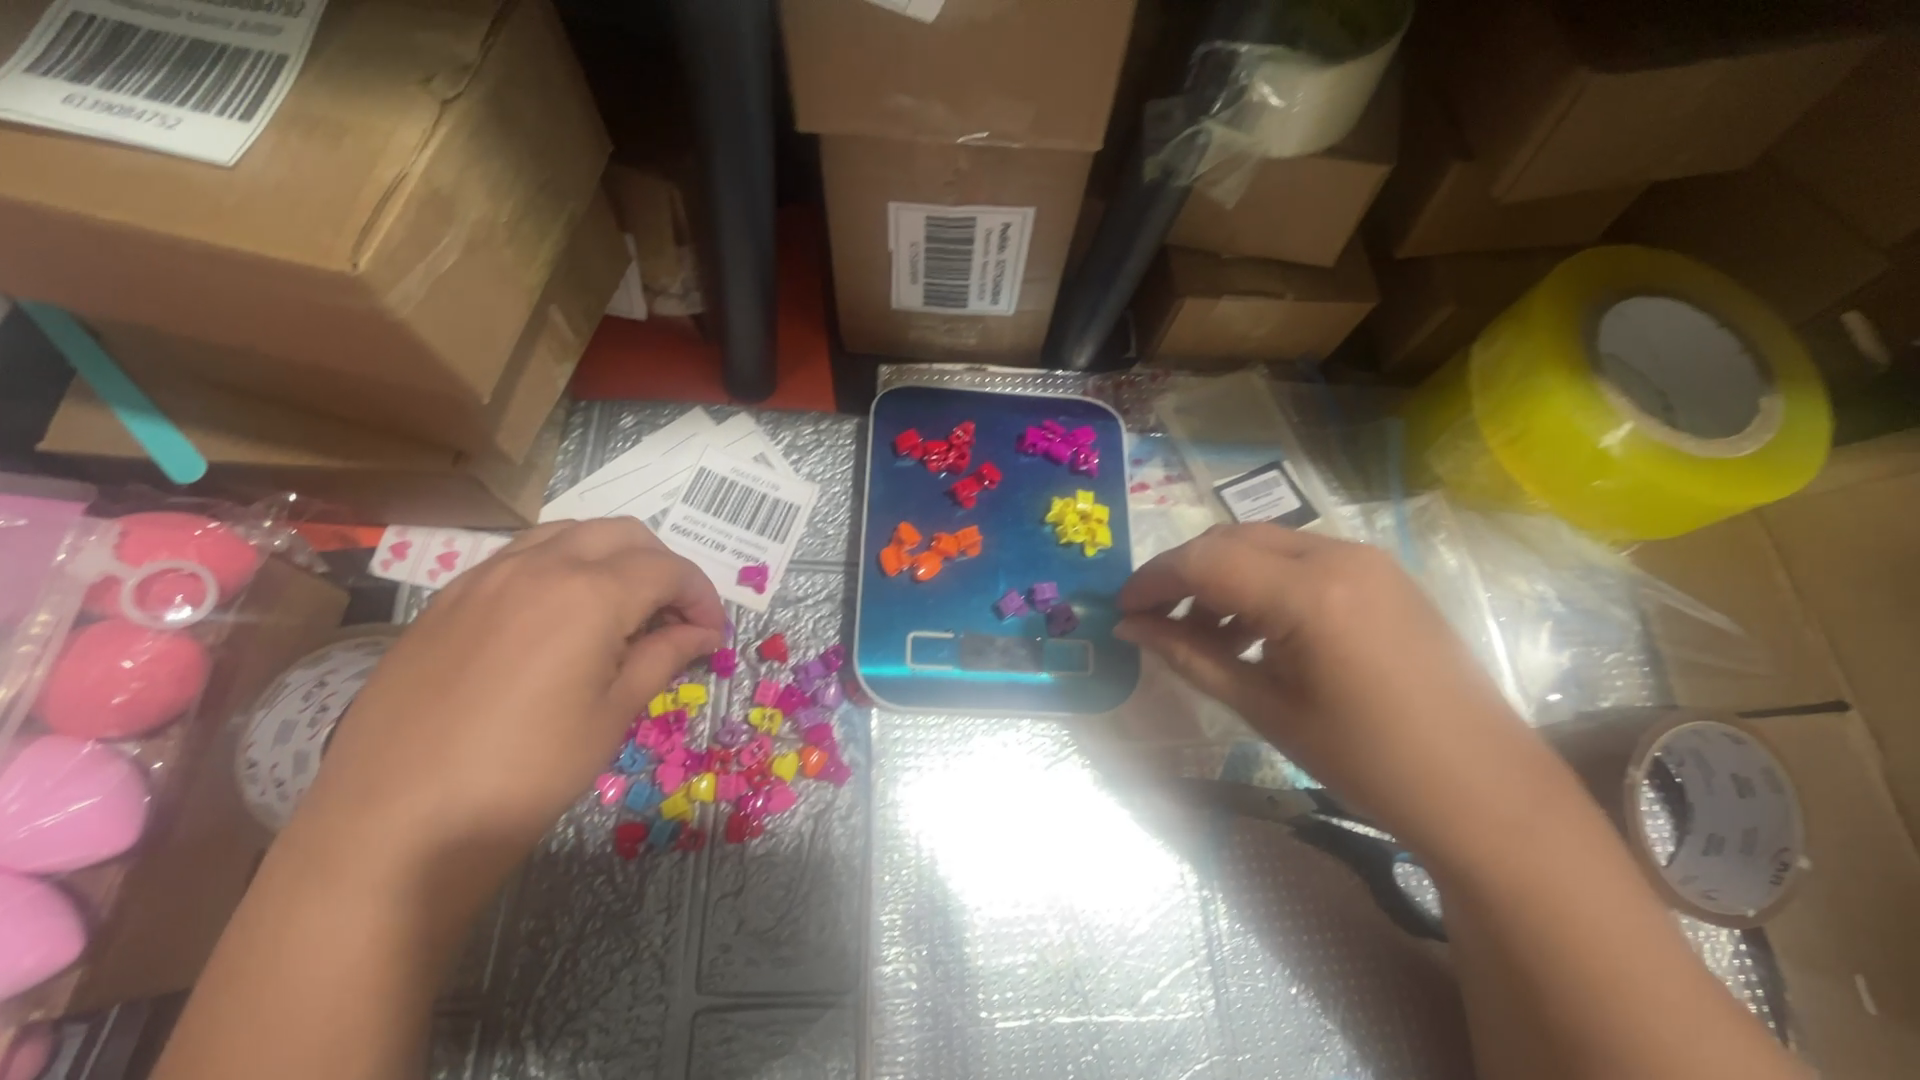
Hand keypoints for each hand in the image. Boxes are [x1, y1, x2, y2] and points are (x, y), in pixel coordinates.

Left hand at [294, 520, 724, 882]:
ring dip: (610, 559)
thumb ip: (661, 659)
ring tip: (620, 612)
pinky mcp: (449, 598)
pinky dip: (559, 569)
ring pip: (568, 535)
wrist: (395, 818)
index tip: (712, 636)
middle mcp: (540, 565)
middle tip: (673, 619)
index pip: (668, 570)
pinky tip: (558, 620)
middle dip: (661, 567)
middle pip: (622, 535)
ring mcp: (486, 576)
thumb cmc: (525, 774)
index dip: (702, 598)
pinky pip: (520, 558)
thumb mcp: (611, 718)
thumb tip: (700, 634)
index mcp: (590, 593)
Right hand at [1116, 524, 1535, 856]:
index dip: (1153, 580)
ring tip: (1205, 637)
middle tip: (1154, 620)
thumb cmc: (1367, 761)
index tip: (1120, 610)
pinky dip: (1264, 584)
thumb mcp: (1266, 708)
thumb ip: (1191, 656)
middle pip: (1233, 540)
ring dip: (1224, 578)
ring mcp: (1368, 560)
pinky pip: (1302, 561)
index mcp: (1310, 591)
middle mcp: (1339, 555)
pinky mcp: (1384, 576)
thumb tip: (1130, 627)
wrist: (1482, 789)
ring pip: (1267, 545)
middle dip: (1185, 574)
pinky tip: (1255, 633)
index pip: (1206, 561)